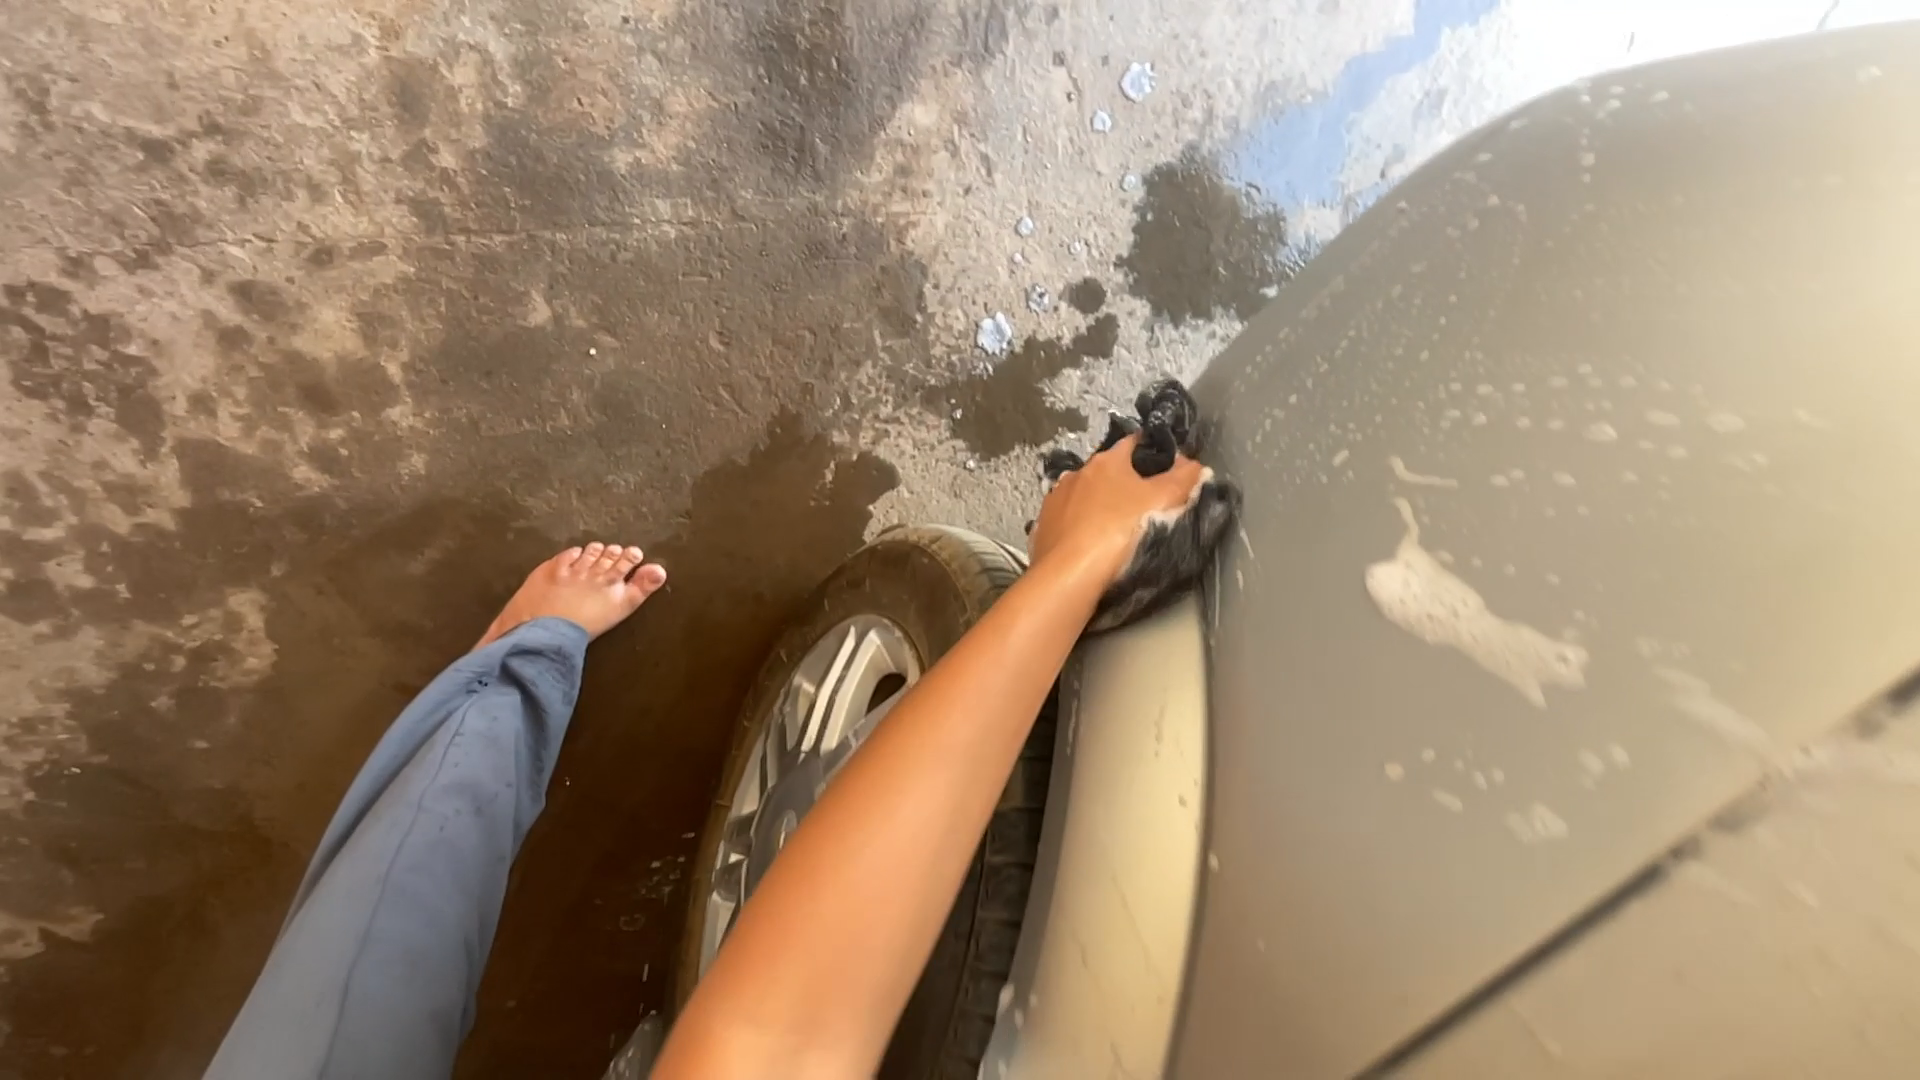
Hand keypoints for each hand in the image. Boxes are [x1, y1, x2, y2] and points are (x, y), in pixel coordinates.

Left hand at [1028, 435, 1207, 586]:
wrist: (1069, 572)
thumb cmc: (1118, 530)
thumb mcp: (1162, 501)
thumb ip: (1183, 478)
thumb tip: (1193, 463)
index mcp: (1106, 461)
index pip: (1133, 443)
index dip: (1151, 451)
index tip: (1164, 464)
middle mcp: (1076, 473)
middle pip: (1107, 470)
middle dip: (1123, 481)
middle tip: (1142, 503)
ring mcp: (1055, 499)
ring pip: (1084, 494)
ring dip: (1098, 503)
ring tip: (1114, 526)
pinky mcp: (1042, 526)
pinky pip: (1067, 519)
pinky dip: (1079, 525)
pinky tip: (1088, 542)